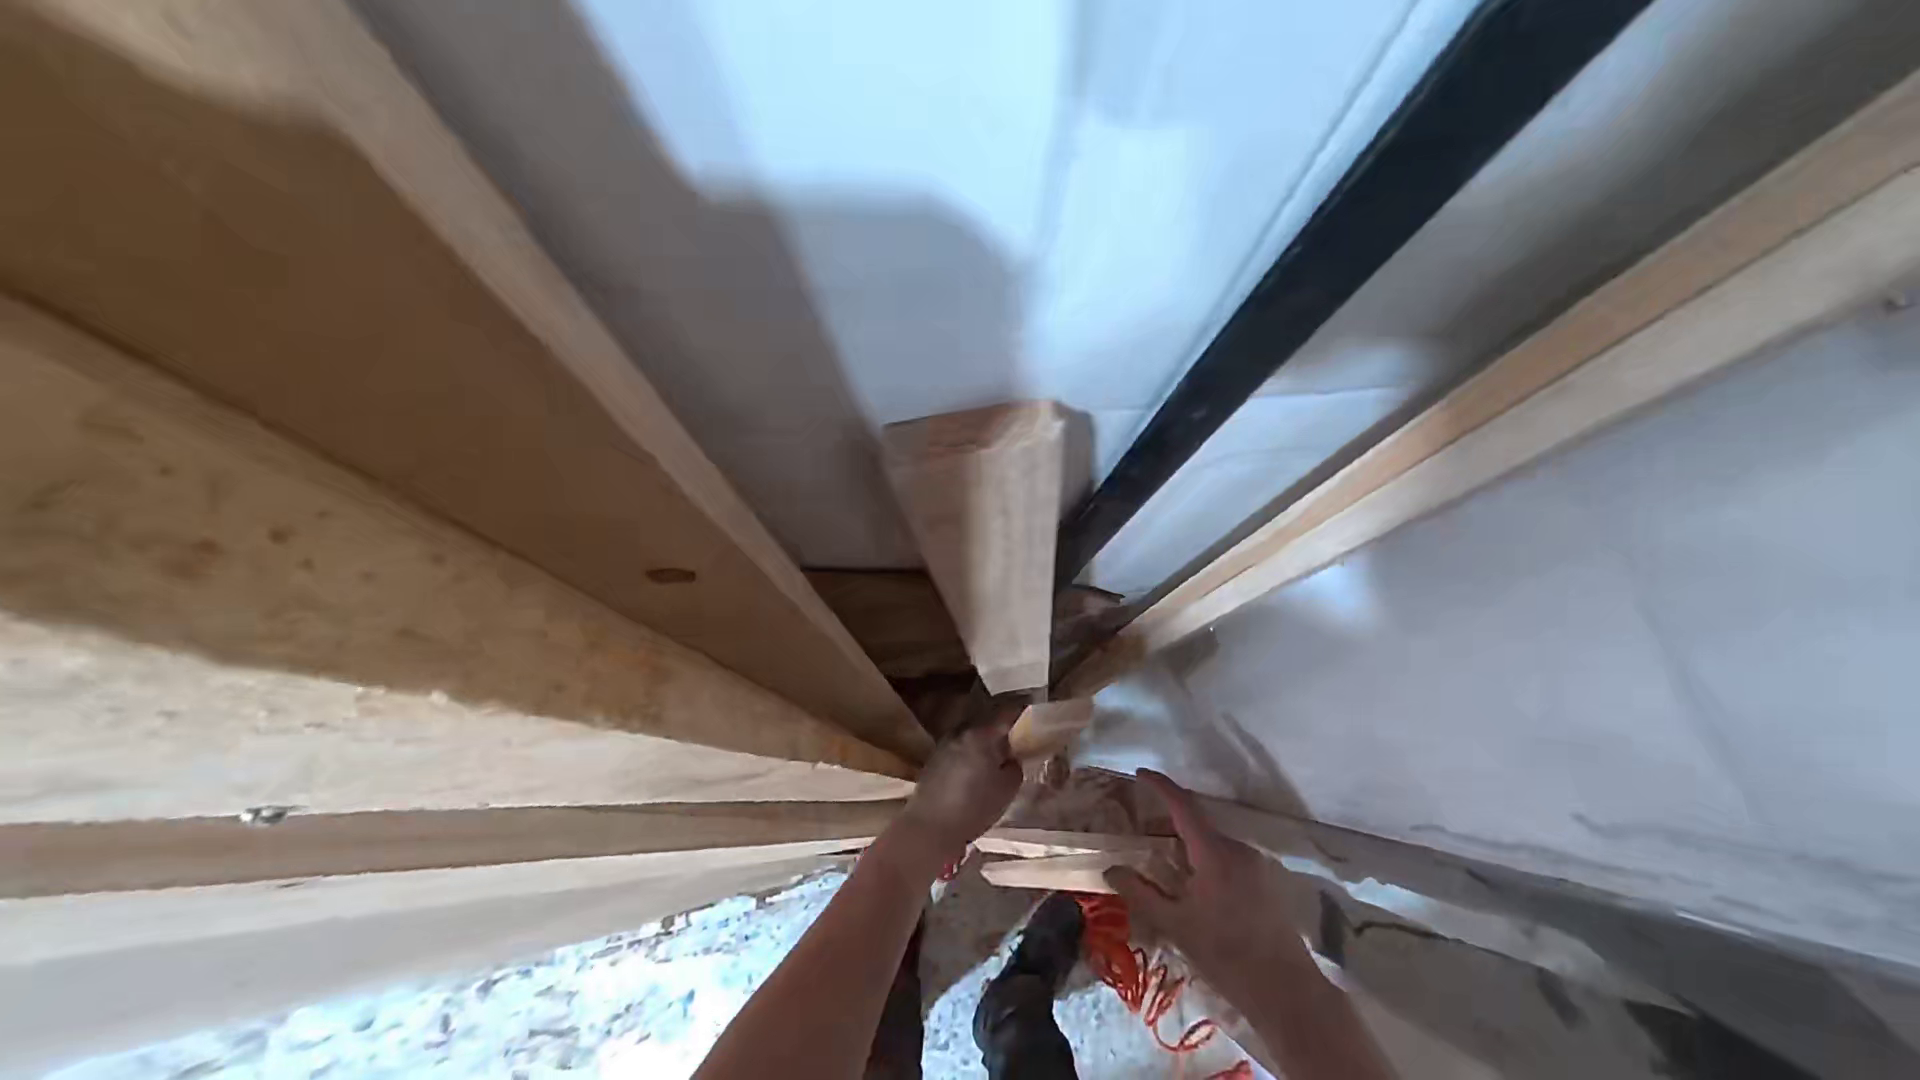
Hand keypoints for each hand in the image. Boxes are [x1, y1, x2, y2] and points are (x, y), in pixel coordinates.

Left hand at [892, 704, 1023, 861]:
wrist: (930, 827)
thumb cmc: (974, 807)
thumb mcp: (1007, 789)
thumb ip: (1014, 766)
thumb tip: (1010, 756)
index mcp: (981, 734)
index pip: (1005, 712)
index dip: (1020, 709)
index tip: (1031, 709)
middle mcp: (960, 732)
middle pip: (985, 720)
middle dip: (1000, 724)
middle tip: (1015, 732)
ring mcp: (944, 744)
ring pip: (970, 733)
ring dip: (983, 738)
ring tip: (997, 750)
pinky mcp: (934, 760)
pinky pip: (959, 746)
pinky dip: (970, 750)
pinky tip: (976, 764)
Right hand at [1105, 770, 1316, 1002]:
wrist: (1288, 994)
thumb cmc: (1226, 956)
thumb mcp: (1175, 926)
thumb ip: (1140, 893)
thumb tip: (1110, 869)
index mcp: (1214, 853)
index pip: (1183, 806)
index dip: (1161, 786)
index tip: (1141, 773)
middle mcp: (1239, 850)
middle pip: (1198, 824)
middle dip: (1170, 823)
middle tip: (1145, 835)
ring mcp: (1258, 865)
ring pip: (1215, 843)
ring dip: (1189, 845)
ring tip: (1168, 866)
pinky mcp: (1269, 882)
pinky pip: (1231, 858)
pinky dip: (1208, 860)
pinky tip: (1198, 888)